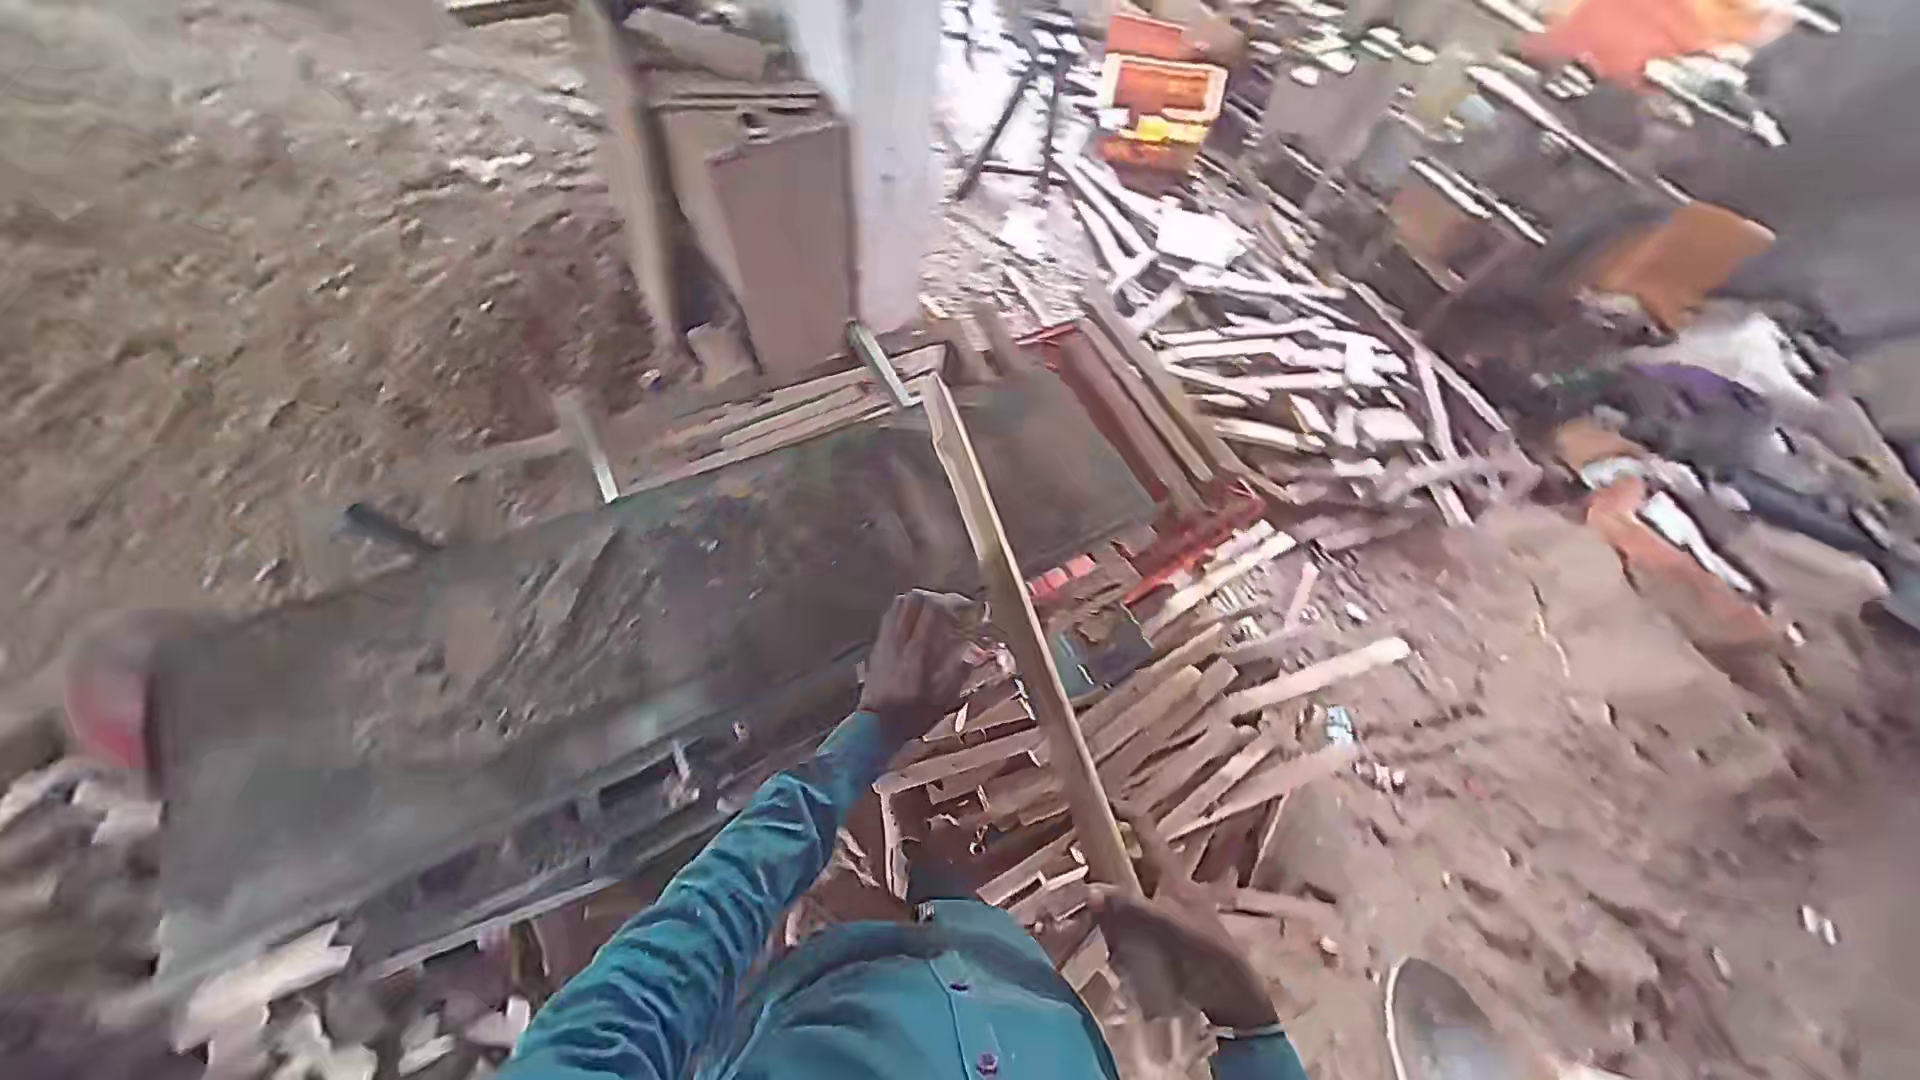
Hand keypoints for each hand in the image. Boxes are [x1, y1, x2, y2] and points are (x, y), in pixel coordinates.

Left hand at [858, 590, 978, 746]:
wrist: (874, 727)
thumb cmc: (911, 715)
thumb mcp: (942, 699)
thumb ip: (958, 672)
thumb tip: (973, 653)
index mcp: (918, 650)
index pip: (933, 609)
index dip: (952, 603)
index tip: (966, 610)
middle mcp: (900, 639)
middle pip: (914, 599)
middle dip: (935, 598)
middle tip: (950, 609)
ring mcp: (885, 641)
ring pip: (899, 605)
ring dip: (918, 603)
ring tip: (932, 614)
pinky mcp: (877, 646)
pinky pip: (889, 617)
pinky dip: (904, 613)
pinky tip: (913, 627)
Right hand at [1088, 802, 1278, 1030]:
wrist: (1233, 997)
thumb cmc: (1205, 949)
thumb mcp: (1166, 925)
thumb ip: (1129, 907)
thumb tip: (1089, 891)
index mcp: (1167, 869)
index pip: (1142, 826)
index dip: (1121, 810)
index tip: (1095, 802)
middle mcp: (1161, 881)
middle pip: (1124, 861)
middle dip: (1102, 869)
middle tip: (1083, 880)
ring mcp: (1159, 907)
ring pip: (1123, 893)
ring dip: (1109, 907)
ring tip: (1100, 926)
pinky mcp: (1158, 933)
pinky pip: (1126, 921)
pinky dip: (1116, 931)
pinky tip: (1114, 951)